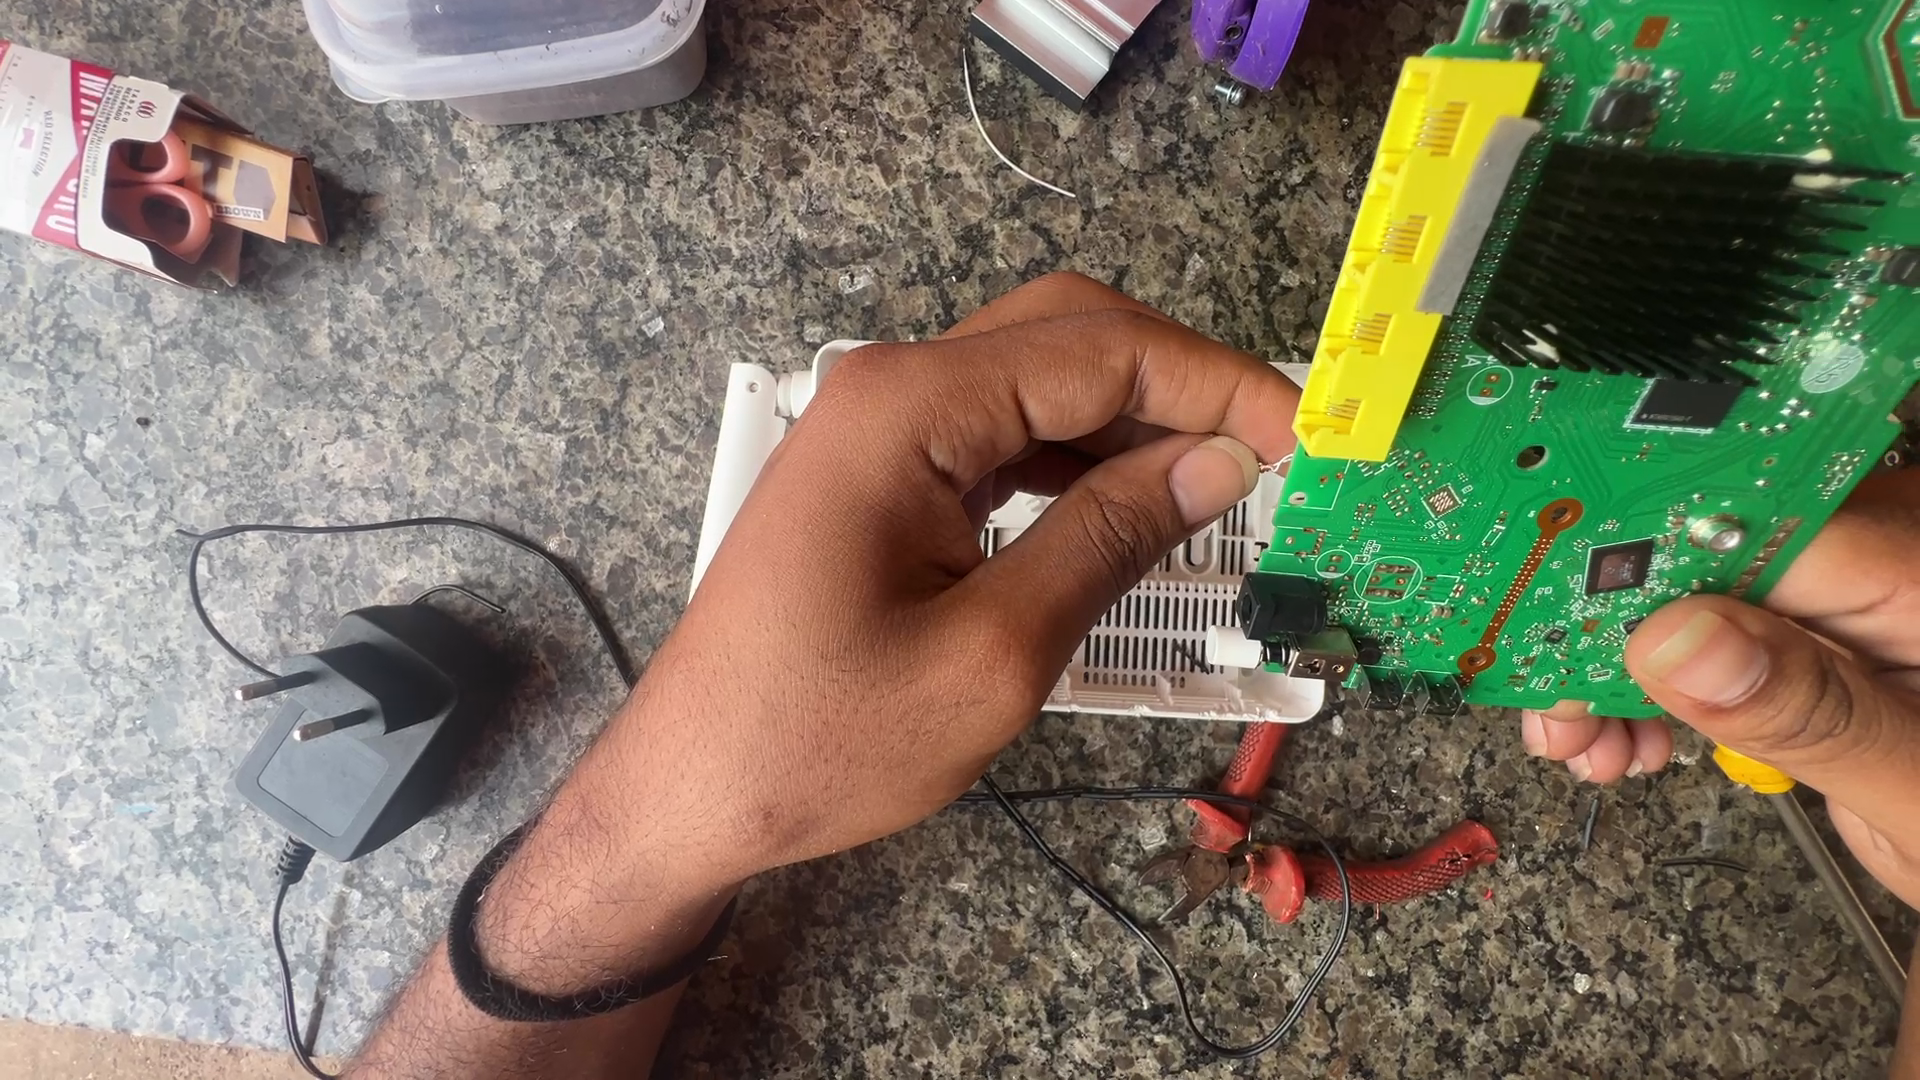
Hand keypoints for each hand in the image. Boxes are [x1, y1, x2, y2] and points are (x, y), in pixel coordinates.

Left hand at [586, 272, 1299, 893]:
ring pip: (1034, 383)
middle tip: (1264, 450)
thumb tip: (1215, 462)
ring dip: (1127, 419)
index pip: (1099, 351)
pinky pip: (995, 435)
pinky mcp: (878, 470)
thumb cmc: (826, 738)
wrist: (695, 782)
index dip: (1215, 383)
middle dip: (1176, 382)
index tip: (1305, 432)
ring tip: (1209, 479)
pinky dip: (1069, 457)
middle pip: (1065, 338)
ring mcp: (878, 425)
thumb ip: (1109, 539)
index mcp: (910, 407)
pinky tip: (1120, 498)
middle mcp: (889, 387)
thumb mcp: (995, 652)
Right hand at [1524, 471, 1919, 907]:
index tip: (1541, 612)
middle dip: (1597, 635)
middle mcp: (1859, 558)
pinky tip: (1622, 736)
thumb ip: (1812, 715)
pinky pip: (1678, 636)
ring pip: (1661, 601)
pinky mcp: (1783, 624)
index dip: (1621, 562)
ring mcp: (1816, 591)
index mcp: (1915, 571)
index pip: (1732, 527)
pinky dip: (1633, 688)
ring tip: (1585, 744)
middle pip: (1676, 564)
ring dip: (1601, 672)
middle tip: (1553, 708)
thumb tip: (1671, 642)